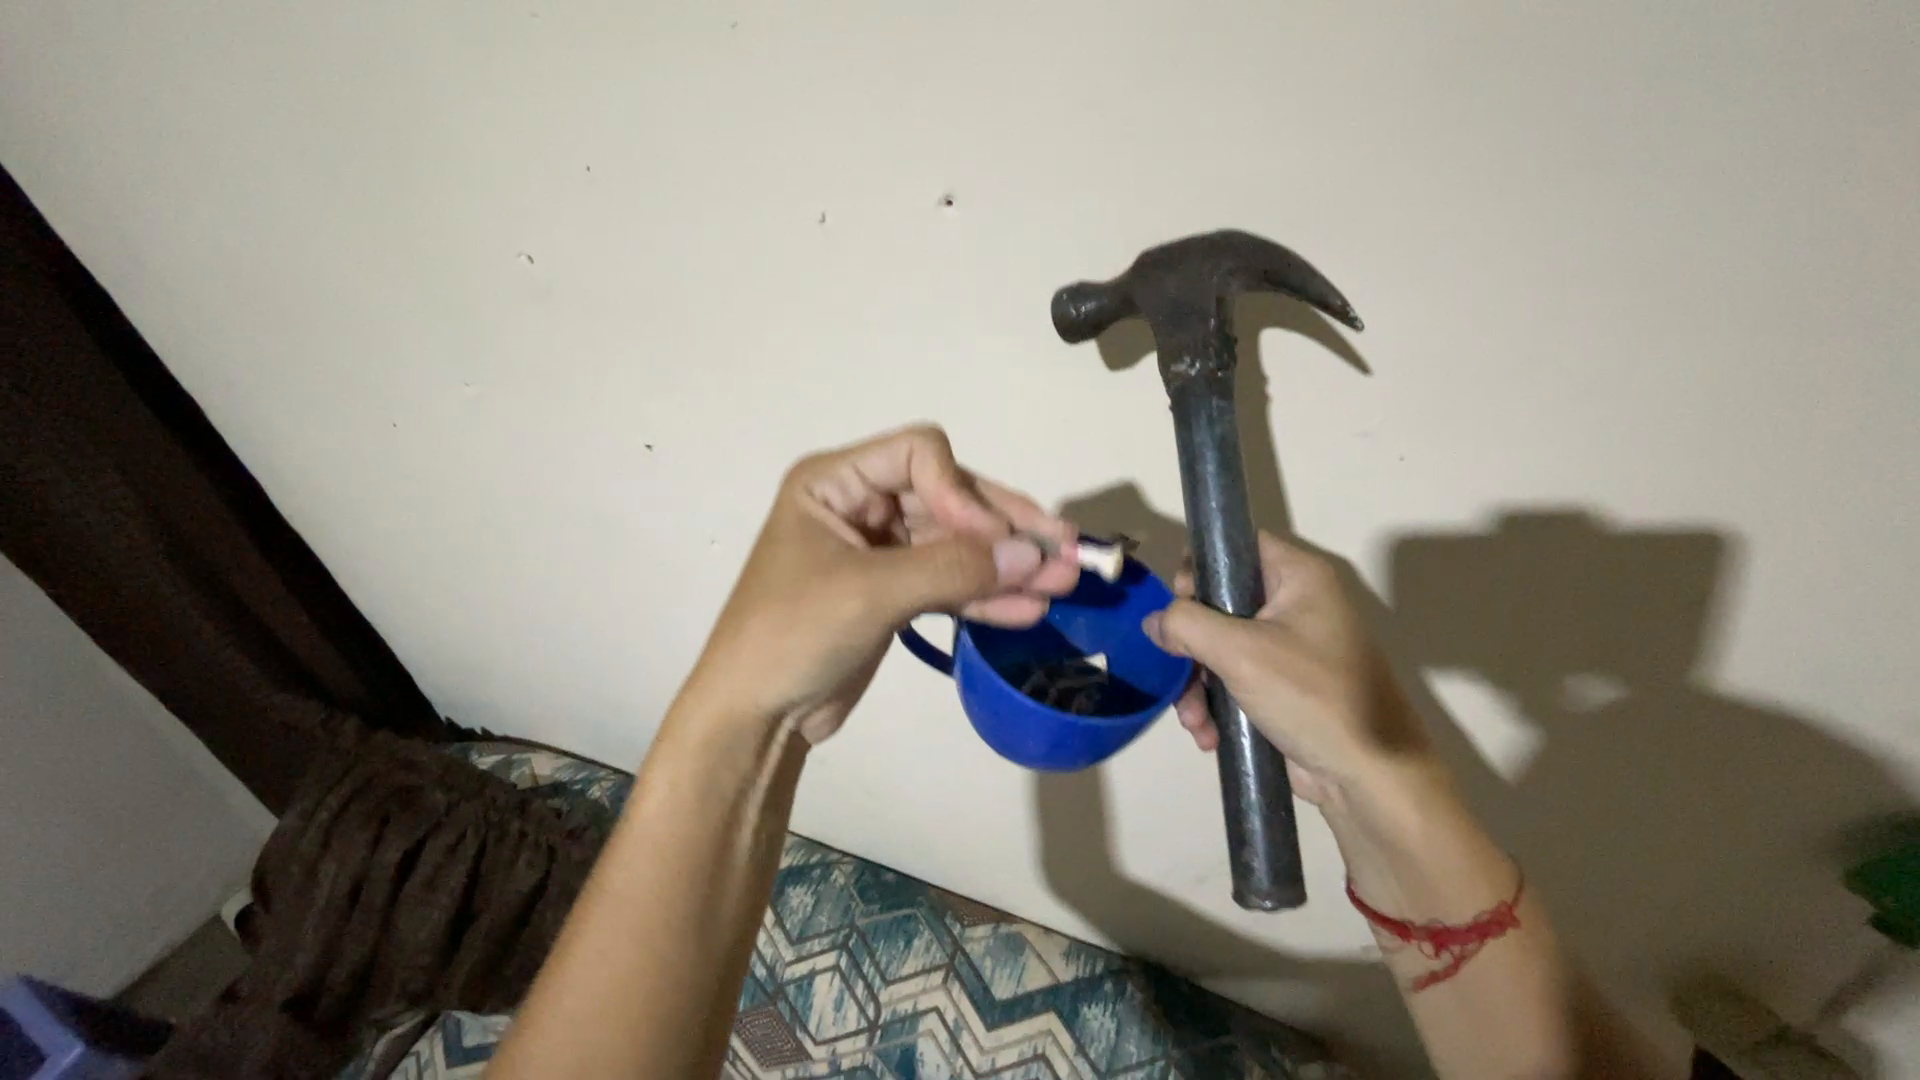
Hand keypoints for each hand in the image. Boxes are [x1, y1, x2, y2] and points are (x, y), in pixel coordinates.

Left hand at [681, 425, 1080, 743]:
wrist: (755, 713)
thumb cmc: (793, 634)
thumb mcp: (870, 592)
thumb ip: (953, 568)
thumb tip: (1034, 555)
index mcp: (835, 482)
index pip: (920, 455)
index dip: (962, 492)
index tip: (993, 542)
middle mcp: (861, 505)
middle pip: (949, 498)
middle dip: (1005, 529)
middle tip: (1065, 550)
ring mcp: (880, 551)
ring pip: (957, 545)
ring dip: (1006, 565)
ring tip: (1065, 583)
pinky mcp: (894, 594)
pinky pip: (949, 582)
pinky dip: (986, 596)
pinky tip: (1028, 609)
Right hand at [1141, 531, 1430, 804]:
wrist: (1368, 776)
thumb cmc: (1312, 696)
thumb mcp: (1241, 652)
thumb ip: (1187, 625)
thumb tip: (1154, 622)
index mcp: (1297, 578)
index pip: (1236, 546)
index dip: (1201, 567)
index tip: (1180, 603)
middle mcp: (1293, 605)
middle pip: (1218, 603)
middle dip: (1189, 645)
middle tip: (1178, 668)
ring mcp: (1287, 649)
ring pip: (1218, 648)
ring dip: (1196, 684)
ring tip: (1194, 720)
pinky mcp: (1281, 688)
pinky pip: (1232, 681)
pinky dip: (1214, 705)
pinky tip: (1208, 735)